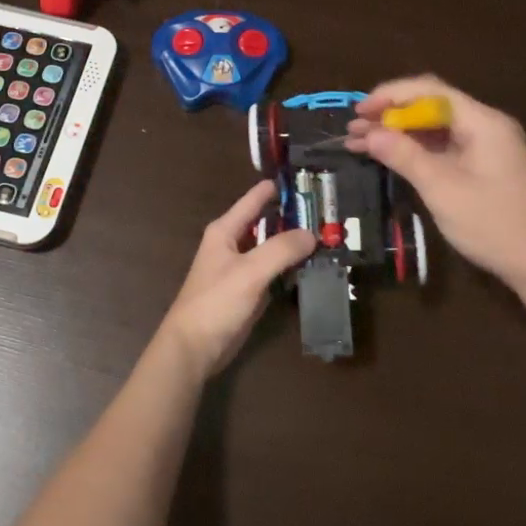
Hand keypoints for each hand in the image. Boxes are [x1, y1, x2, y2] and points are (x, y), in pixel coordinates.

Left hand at [158, 180, 314, 375]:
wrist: (194, 347)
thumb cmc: (216, 302)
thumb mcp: (250, 272)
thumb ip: (281, 249)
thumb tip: (312, 234)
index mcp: (225, 231)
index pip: (254, 199)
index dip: (278, 188)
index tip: (308, 177)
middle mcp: (232, 244)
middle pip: (267, 222)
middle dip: (294, 217)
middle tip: (330, 210)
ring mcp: (241, 269)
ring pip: (273, 248)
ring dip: (296, 244)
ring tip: (330, 234)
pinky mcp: (249, 291)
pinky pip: (274, 271)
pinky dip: (291, 267)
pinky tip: (315, 265)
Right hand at [347, 75, 525, 287]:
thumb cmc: (495, 225)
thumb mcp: (444, 190)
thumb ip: (406, 157)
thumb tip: (369, 133)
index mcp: (483, 123)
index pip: (430, 91)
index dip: (390, 95)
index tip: (359, 111)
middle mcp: (485, 126)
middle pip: (431, 106)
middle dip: (390, 114)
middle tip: (353, 129)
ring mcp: (486, 147)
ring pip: (434, 128)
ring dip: (398, 133)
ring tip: (359, 143)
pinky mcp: (483, 167)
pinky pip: (443, 148)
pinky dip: (414, 150)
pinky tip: (389, 158)